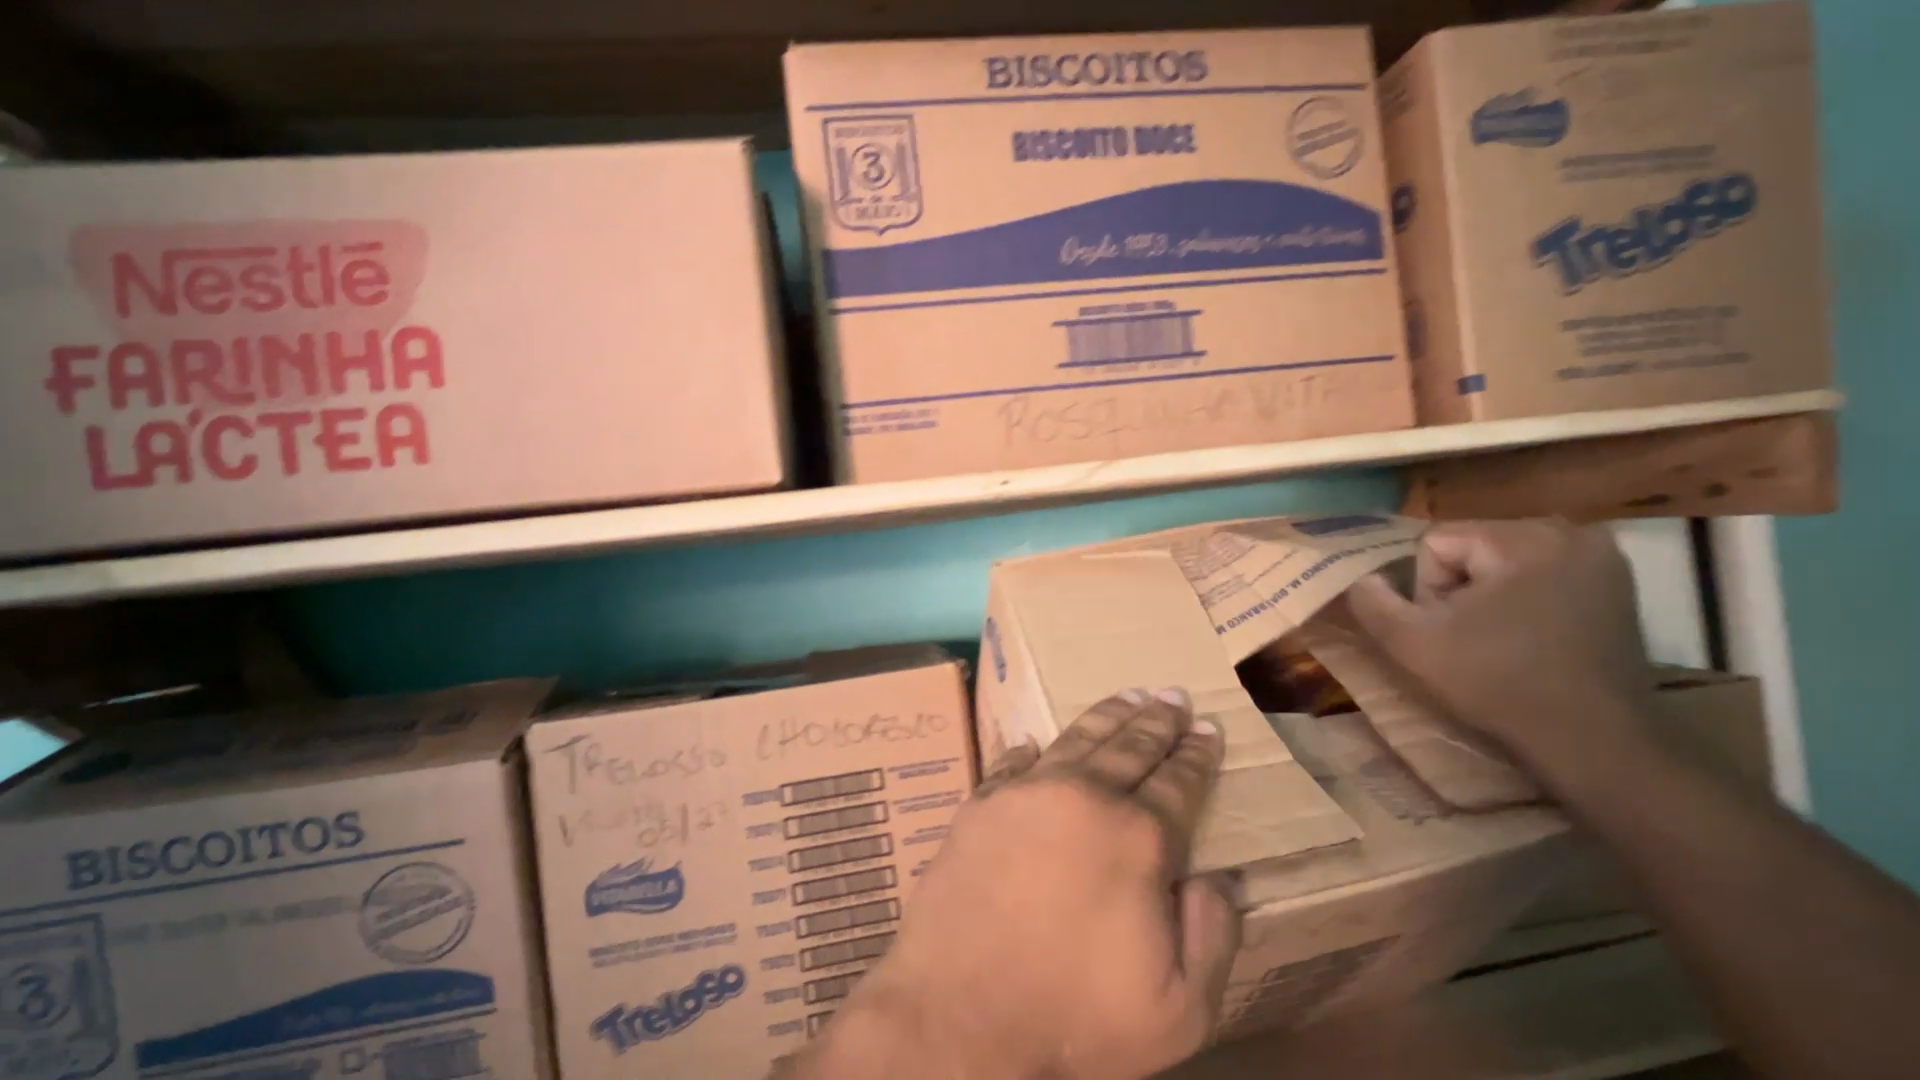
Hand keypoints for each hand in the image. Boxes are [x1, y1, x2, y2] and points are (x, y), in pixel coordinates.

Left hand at [793, 688, 1239, 1079]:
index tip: (1208, 727)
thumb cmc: (1075, 1018)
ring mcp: (1025, 797)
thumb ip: (1214, 935)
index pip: (1180, 782)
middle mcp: (1084, 800)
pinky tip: (1036, 739)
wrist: (958, 1017)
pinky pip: (1011, 763)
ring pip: (1077, 741)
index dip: (1198, 754)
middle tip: (1174, 697)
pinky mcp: (978, 808)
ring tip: (1129, 696)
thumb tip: (1220, 877)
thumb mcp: (1180, 1008)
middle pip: (1131, 748)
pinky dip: (1030, 748)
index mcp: (1140, 839)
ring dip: (1108, 716)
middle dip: (1159, 721)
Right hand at [1345, 519, 1656, 786]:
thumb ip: (1373, 603)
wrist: (1591, 738)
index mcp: (1520, 538)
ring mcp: (1601, 555)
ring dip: (1493, 592)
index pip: (1437, 543)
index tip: (1449, 632)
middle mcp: (1567, 531)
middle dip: (1461, 588)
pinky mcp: (1619, 582)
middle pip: (1474, 545)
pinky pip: (1546, 572)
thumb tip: (1360, 577)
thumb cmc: (1498, 684)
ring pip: (1508, 558)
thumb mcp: (1413, 645)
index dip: (1428, 590)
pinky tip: (1534, 634)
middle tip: (1472, 638)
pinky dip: (1530, 596)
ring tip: (1501, 638)